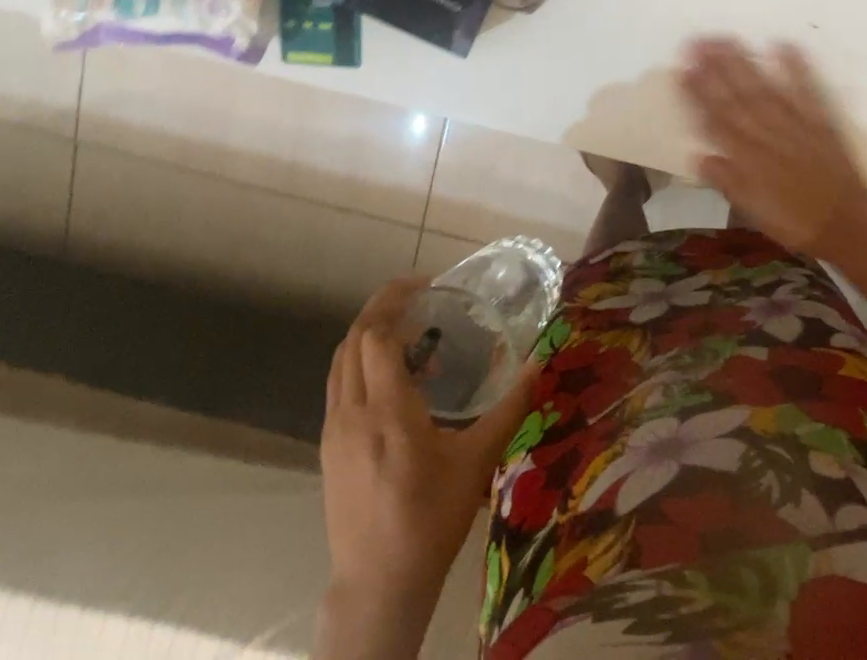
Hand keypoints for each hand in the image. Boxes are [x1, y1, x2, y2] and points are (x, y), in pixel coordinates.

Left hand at [318, 278, 538, 654]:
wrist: (379, 578)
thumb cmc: (433, 517)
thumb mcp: (477, 461)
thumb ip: (509, 408)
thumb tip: (539, 365)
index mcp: (387, 411)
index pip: (376, 336)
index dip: (395, 302)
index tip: (427, 287)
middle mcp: (351, 412)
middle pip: (352, 340)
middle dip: (380, 309)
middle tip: (417, 297)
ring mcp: (332, 430)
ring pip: (339, 362)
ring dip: (367, 335)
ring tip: (407, 331)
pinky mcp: (327, 447)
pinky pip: (338, 387)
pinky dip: (360, 364)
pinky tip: (392, 380)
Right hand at [679, 38, 866, 261]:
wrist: (847, 226)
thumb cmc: (794, 223)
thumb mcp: (753, 210)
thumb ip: (727, 182)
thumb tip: (698, 156)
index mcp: (747, 158)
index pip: (715, 120)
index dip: (695, 94)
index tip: (680, 69)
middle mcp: (768, 135)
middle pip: (736, 97)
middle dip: (714, 67)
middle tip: (696, 40)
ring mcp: (796, 125)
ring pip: (764, 89)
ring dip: (744, 62)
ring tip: (726, 37)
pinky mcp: (821, 121)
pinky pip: (806, 91)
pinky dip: (795, 67)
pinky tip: (783, 44)